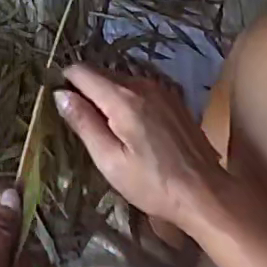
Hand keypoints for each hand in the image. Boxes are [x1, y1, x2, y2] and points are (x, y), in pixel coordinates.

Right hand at [54, 65, 233, 233]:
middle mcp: (141, 84)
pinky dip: (127, 99)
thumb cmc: (152, 184)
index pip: (82, 72)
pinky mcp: (173, 98)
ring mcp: (160, 89)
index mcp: (122, 98)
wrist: (206, 194)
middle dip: (86, 90)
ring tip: (107, 128)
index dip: (66, 81)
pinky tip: (132, 127)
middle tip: (83, 122)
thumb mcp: (109, 160)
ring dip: (108, 95)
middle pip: (101, 73)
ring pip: (121, 80)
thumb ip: (83, 123)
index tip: (61, 101)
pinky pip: (139, 88)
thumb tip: (60, 94)